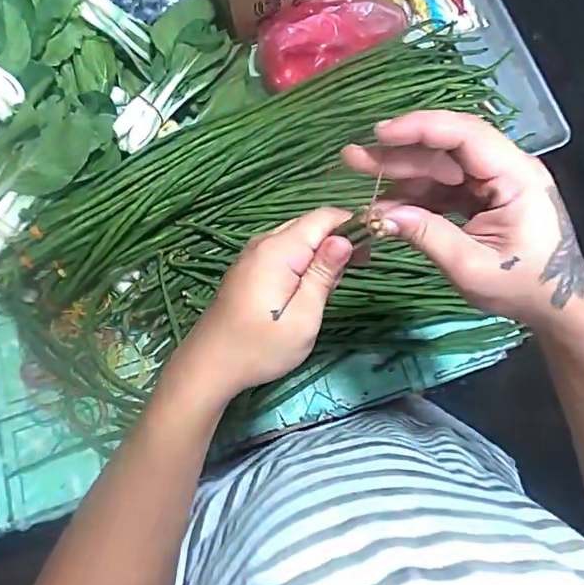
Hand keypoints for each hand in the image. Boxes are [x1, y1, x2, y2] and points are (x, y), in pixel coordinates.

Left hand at [161, 207, 354, 405]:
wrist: (208, 367)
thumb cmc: (260, 347)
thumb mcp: (304, 316)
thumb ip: (323, 274)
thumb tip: (344, 239)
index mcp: (278, 249)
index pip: (324, 217)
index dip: (353, 224)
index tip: (374, 248)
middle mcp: (264, 242)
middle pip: (311, 224)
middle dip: (340, 238)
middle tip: (361, 267)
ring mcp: (253, 254)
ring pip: (298, 237)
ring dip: (323, 251)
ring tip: (339, 280)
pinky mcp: (249, 268)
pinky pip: (285, 251)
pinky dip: (305, 259)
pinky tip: (312, 284)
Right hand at [342, 111, 583, 330]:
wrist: (556, 305)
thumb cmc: (523, 287)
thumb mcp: (472, 267)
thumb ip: (428, 236)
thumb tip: (381, 214)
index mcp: (515, 176)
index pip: (465, 135)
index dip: (420, 129)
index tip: (380, 135)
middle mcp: (507, 168)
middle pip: (448, 146)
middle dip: (401, 151)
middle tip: (354, 157)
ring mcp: (496, 181)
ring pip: (443, 165)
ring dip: (404, 172)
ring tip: (363, 176)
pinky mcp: (487, 196)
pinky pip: (447, 185)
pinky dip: (418, 193)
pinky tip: (389, 202)